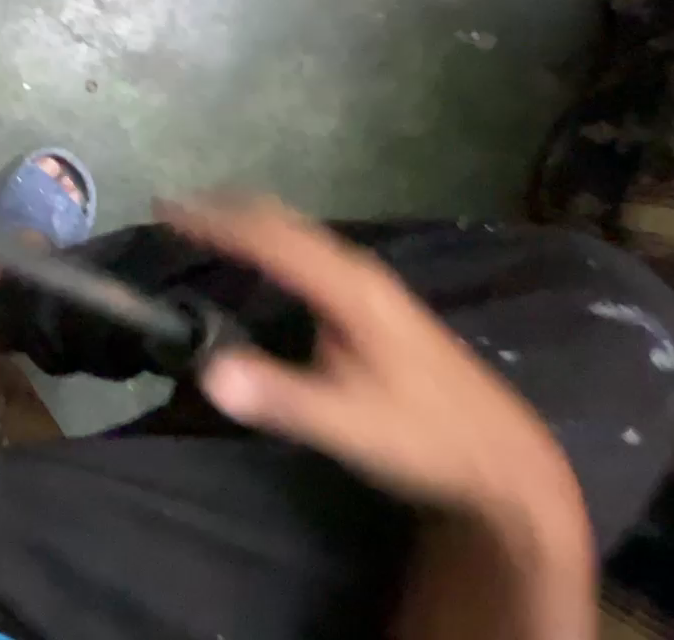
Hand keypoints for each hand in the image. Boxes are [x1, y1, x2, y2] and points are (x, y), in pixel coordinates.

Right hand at [160, 198, 587, 533]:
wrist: (507, 465)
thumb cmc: (427, 441)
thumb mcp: (351, 426)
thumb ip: (281, 398)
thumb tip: (208, 372)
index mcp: (352, 292)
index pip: (272, 240)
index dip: (216, 222)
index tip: (165, 212)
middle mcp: (358, 275)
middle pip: (284, 223)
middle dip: (225, 209)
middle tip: (170, 208)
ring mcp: (368, 286)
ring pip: (296, 233)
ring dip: (245, 221)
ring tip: (197, 222)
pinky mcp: (368, 302)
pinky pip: (304, 251)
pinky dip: (265, 241)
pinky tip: (250, 255)